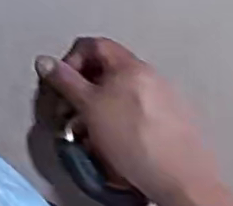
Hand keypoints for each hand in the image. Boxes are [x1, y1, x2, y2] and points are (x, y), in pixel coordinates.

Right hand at [37, 38, 232, 205]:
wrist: (186, 188)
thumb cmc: (137, 142)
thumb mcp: (87, 105)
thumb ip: (63, 79)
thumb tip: (46, 63)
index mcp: (132, 67)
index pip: (93, 45)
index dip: (72, 59)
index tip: (65, 79)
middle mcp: (154, 79)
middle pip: (108, 70)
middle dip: (86, 88)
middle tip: (75, 106)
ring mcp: (171, 105)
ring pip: (124, 94)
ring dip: (103, 107)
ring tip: (95, 129)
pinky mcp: (180, 129)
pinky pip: (142, 114)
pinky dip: (124, 122)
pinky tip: (119, 141)